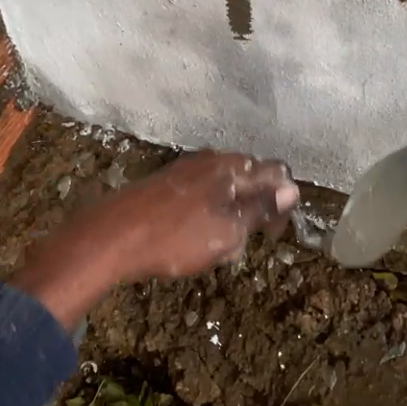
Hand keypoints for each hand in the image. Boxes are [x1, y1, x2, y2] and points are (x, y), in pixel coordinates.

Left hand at [10, 150, 298, 326]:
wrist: (114, 235)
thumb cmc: (176, 236)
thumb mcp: (227, 230)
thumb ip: (260, 208)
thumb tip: (292, 189)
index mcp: (230, 166)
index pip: (275, 171)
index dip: (282, 201)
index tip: (273, 232)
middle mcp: (211, 159)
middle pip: (249, 177)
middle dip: (255, 209)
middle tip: (242, 243)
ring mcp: (187, 168)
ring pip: (224, 187)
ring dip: (230, 214)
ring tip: (218, 246)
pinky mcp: (168, 183)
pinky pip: (202, 193)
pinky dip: (208, 214)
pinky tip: (195, 238)